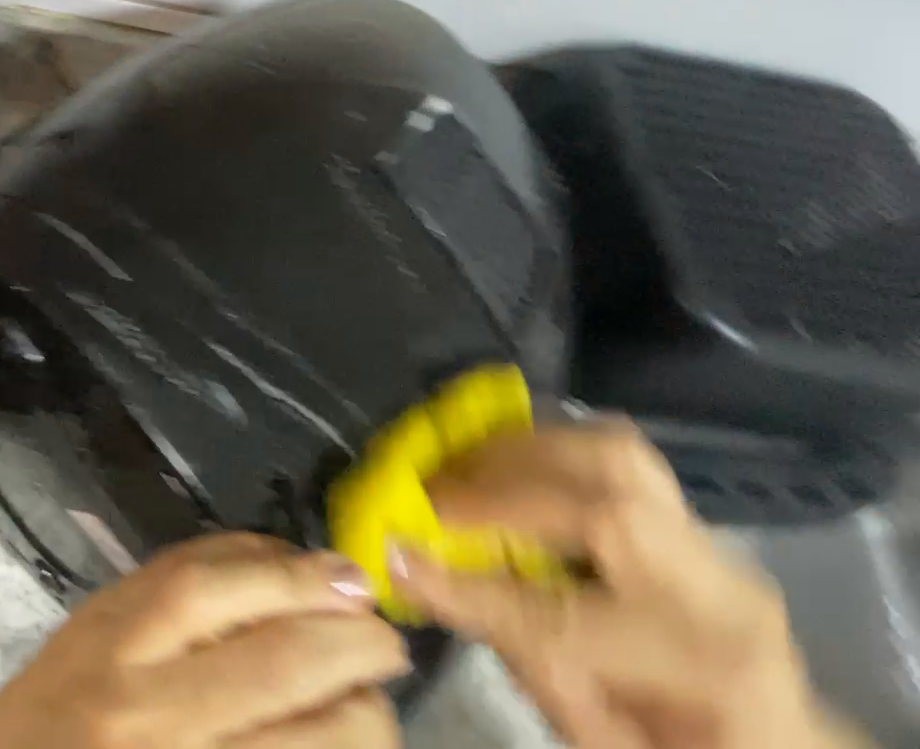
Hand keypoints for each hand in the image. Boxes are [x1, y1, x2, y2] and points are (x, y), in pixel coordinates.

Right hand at [0, 532, 409, 747]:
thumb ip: (171, 587)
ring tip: (368, 699)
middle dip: (356, 641)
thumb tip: (278, 560)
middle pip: (278, 663)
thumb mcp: (97, 625)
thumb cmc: (58, 703)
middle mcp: (147, 710)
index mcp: (114, 643)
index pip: (208, 589)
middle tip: (384, 637)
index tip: (345, 575)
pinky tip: (343, 741)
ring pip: (317, 740)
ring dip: (366, 713)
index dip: (289, 574)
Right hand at [393, 421, 873, 748]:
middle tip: (431, 493)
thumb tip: (406, 566)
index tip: (393, 551)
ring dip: (523, 450)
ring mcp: (713, 544)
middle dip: (499, 488)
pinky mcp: (693, 517)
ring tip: (463, 467)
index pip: (560, 618)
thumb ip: (507, 644)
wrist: (771, 741)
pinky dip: (549, 446)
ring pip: (617, 456)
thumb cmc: (667, 745)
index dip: (463, 583)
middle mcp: (719, 593)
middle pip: (609, 504)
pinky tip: (508, 464)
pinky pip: (619, 455)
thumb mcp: (586, 727)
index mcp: (699, 672)